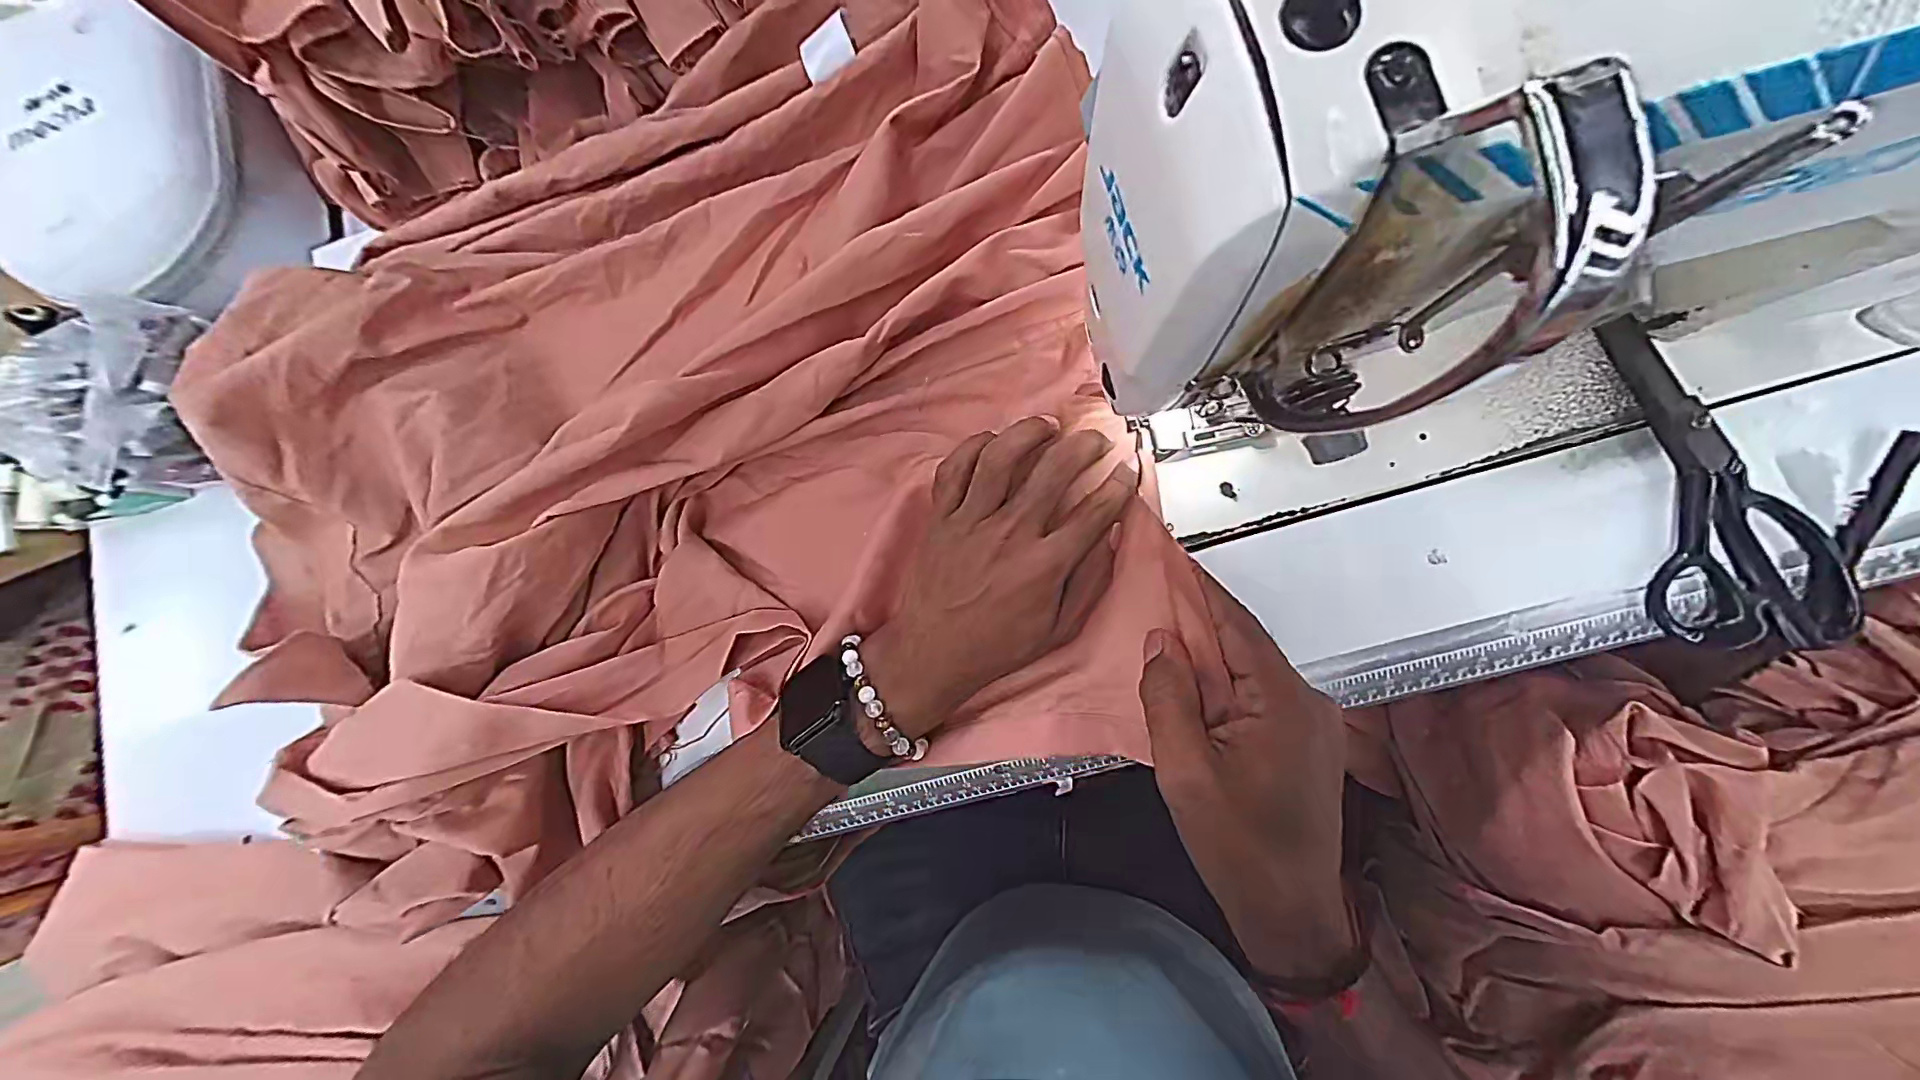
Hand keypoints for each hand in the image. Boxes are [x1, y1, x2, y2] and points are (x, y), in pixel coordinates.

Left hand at [861, 417, 1136, 739]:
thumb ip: (1090, 582)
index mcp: (1044, 565)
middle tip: (1095, 442)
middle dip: (1084, 446)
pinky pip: (955, 469)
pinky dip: (973, 447)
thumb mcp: (1059, 629)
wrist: (933, 652)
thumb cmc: (995, 646)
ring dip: (1029, 433)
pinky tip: (992, 443)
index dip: (1118, 484)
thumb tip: (1110, 537)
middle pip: (1053, 471)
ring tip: (1048, 428)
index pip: (1094, 511)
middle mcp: (1009, 535)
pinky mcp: (942, 518)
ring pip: (1001, 457)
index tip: (1125, 471)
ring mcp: (971, 522)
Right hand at [1139, 569, 1353, 981]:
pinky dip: (1223, 677)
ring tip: (1164, 628)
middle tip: (1155, 587)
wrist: (1290, 912)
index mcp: (1281, 700)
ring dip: (1209, 649)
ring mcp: (1311, 720)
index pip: (1236, 623)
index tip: (1171, 554)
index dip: (1200, 587)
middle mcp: (1306, 700)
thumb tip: (1161, 640)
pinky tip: (1193, 678)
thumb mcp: (1184, 769)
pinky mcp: (1304, 739)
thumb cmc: (1236, 846)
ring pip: (1249, 666)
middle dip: (1199, 616)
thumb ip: (1167, 696)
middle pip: (1244, 641)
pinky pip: (1256, 690)